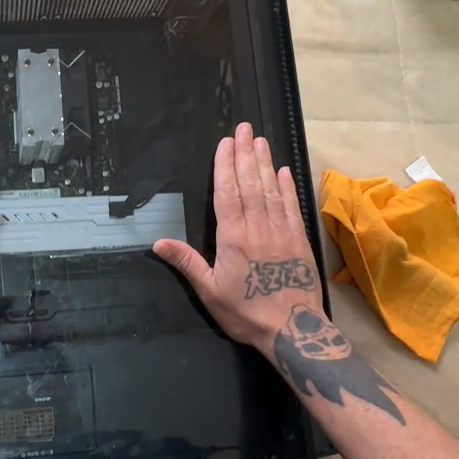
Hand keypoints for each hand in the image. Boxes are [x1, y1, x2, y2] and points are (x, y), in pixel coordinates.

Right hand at [153, 122, 322, 353]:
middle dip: (246, 154)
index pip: (227, 193)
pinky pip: (292, 206)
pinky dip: (288, 187)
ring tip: (261, 141)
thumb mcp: (209, 291)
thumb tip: (158, 242)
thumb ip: (186, 262)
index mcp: (233, 238)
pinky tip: (284, 171)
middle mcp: (258, 227)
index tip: (226, 143)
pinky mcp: (299, 240)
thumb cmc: (246, 313)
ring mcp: (281, 231)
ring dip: (266, 163)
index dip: (225, 165)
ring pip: (272, 190)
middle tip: (245, 128)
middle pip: (251, 183)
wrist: (294, 330)